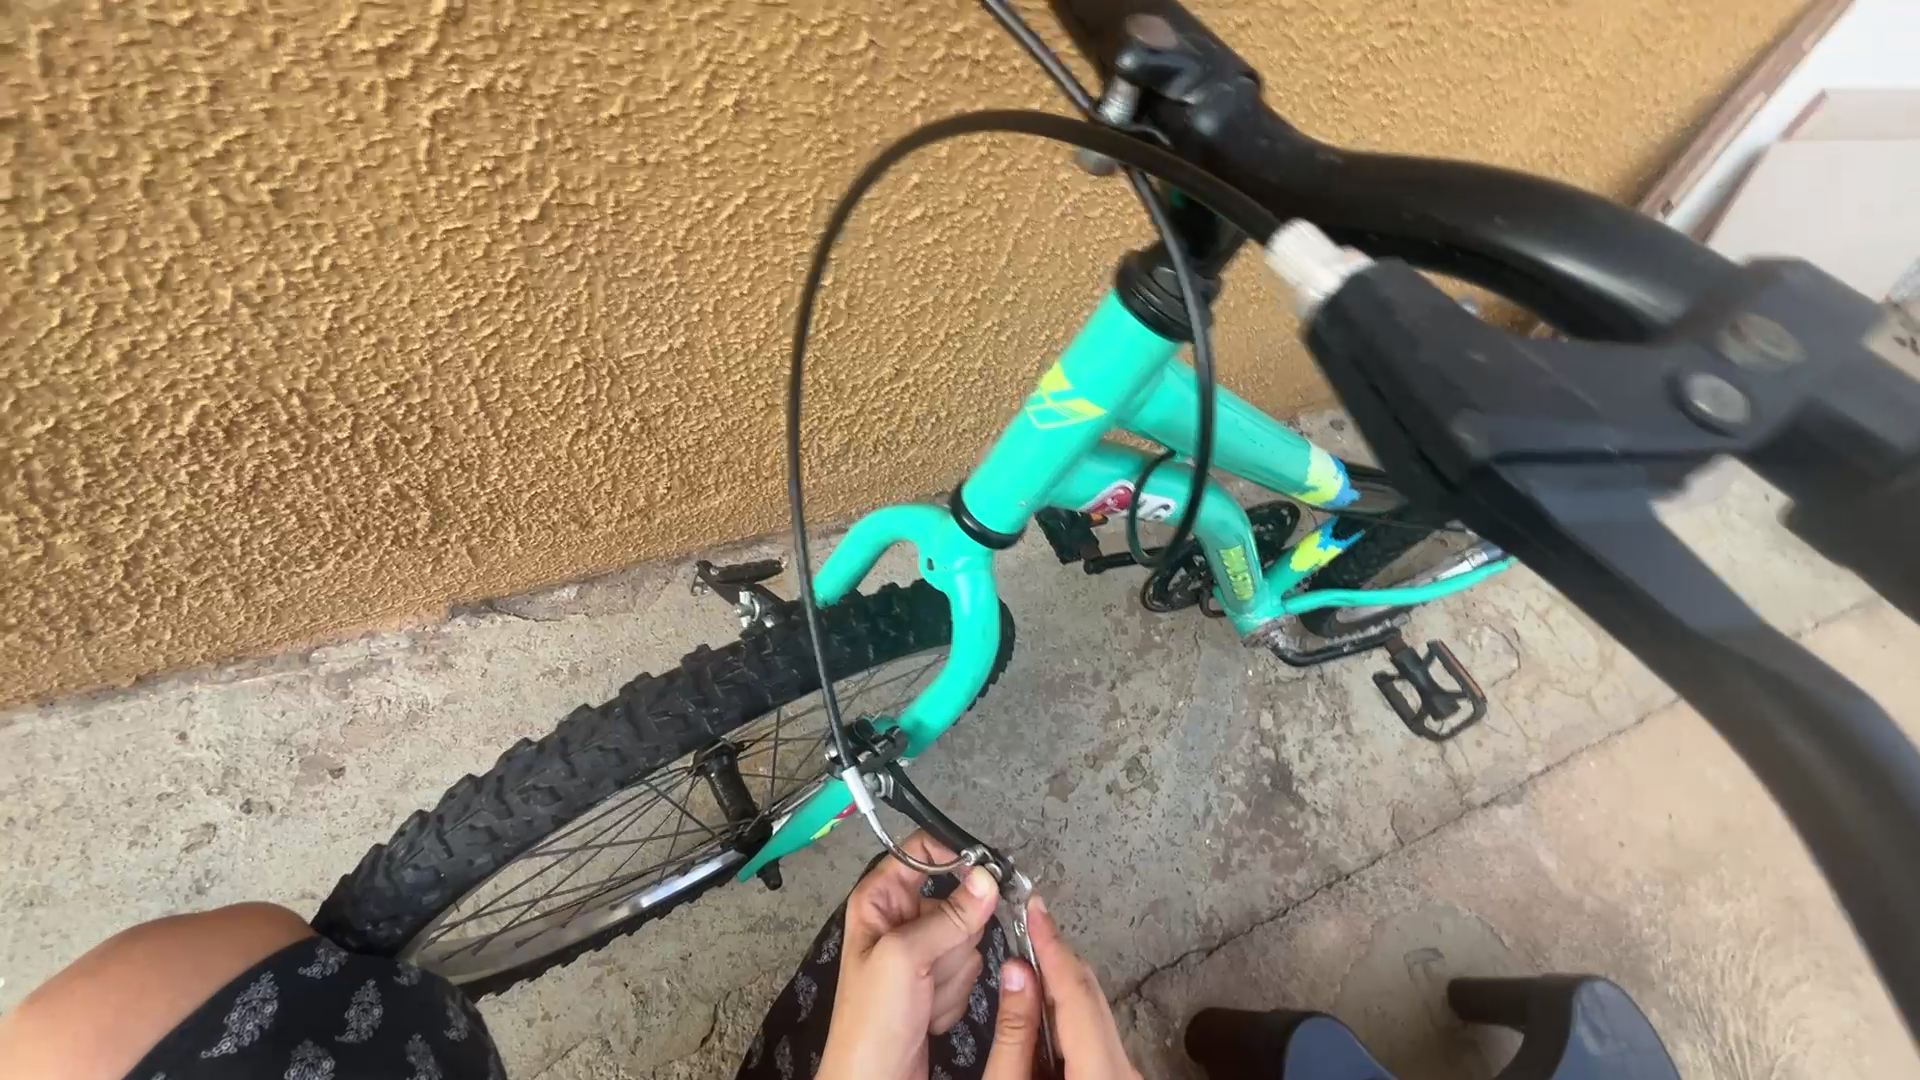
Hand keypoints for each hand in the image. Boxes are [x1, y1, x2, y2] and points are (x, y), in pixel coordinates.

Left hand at [818, 834, 1000, 1079]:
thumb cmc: (870, 1022)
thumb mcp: (906, 957)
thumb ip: (950, 917)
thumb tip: (986, 879)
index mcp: (880, 898)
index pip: (922, 851)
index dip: (953, 856)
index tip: (983, 873)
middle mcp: (901, 919)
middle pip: (956, 900)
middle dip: (953, 938)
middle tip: (931, 963)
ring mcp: (921, 952)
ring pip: (967, 939)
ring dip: (952, 973)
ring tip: (924, 995)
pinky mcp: (937, 981)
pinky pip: (968, 971)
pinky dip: (954, 994)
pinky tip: (929, 1011)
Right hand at [982, 895, 1142, 1079]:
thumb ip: (1014, 1032)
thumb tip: (1017, 971)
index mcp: (1101, 1074)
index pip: (1076, 992)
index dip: (1052, 945)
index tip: (1035, 908)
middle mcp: (1123, 1071)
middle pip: (1088, 996)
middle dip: (1054, 956)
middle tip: (1028, 919)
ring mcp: (1123, 1075)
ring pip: (1090, 1011)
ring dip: (1056, 984)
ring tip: (1028, 954)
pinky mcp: (1115, 1078)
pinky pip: (1092, 1032)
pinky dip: (1065, 1011)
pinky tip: (1042, 1003)